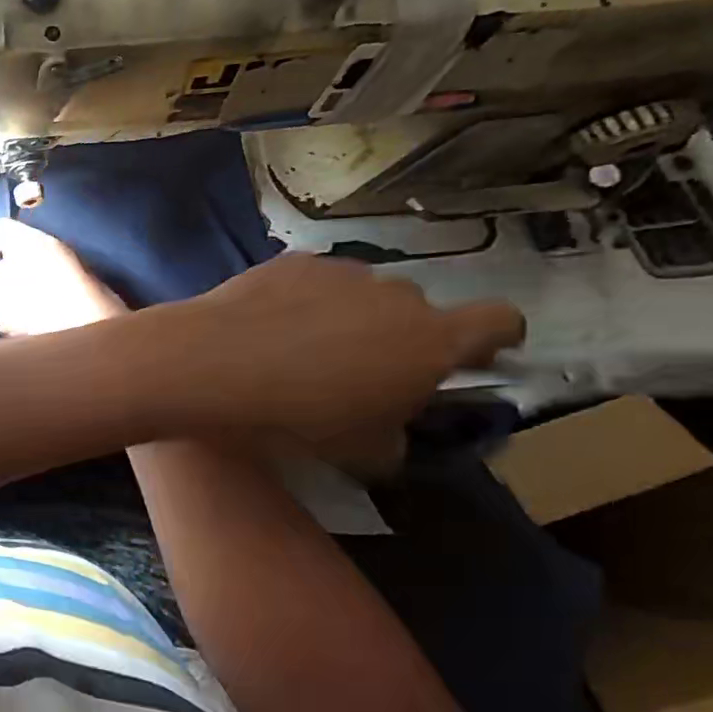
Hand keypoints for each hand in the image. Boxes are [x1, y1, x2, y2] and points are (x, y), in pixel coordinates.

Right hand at [0, 218, 127, 336]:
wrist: (94, 337)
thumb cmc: (36, 311)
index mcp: (30, 241)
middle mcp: (56, 247)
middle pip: (21, 247)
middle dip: (2, 268)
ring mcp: (78, 267)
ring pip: (42, 267)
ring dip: (25, 283)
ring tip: (15, 309)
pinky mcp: (92, 290)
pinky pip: (60, 284)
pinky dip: (46, 295)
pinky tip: (41, 319)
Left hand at [110, 254, 524, 461]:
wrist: (211, 363)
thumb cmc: (296, 416)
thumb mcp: (363, 451)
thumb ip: (397, 435)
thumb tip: (392, 426)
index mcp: (433, 340)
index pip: (501, 321)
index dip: (491, 339)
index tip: (470, 357)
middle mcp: (395, 294)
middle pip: (417, 308)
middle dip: (400, 333)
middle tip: (360, 367)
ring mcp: (339, 270)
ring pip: (361, 292)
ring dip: (347, 313)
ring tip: (301, 347)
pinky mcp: (288, 260)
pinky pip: (311, 280)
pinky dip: (301, 297)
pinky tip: (267, 323)